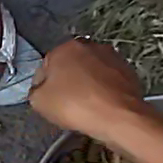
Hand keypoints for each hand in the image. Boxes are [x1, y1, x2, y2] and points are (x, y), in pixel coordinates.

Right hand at [29, 39, 151, 143]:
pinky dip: (103, 89)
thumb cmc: (76, 106)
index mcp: (64, 48)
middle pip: (70, 66)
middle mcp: (88, 46)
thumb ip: (34, 91)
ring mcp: (111, 56)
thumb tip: (40, 89)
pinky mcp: (128, 69)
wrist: (119, 116)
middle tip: (65, 104)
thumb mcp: (39, 102)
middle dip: (66, 81)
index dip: (43, 86)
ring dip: (86, 84)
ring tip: (85, 106)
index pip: (45, 67)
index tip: (47, 101)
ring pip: (90, 71)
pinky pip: (107, 79)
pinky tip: (101, 105)